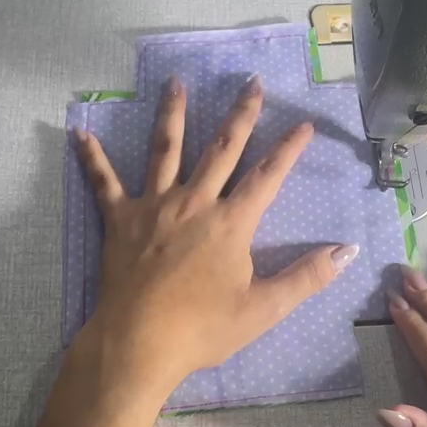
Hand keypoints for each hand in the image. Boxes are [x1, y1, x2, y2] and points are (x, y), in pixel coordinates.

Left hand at [71, 74, 357, 396]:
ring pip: (166, 150)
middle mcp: (195, 201)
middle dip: (241, 114)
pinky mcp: (120, 218)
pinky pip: (104, 182)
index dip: (288, 149)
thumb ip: (307, 277)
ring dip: (173, 114)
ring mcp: (155, 205)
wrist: (139, 343)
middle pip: (222, 148)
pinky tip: (79, 133)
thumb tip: (347, 251)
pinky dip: (92, 158)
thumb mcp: (264, 309)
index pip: (267, 176)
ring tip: (176, 83)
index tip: (305, 124)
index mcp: (231, 222)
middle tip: (252, 83)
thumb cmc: (203, 329)